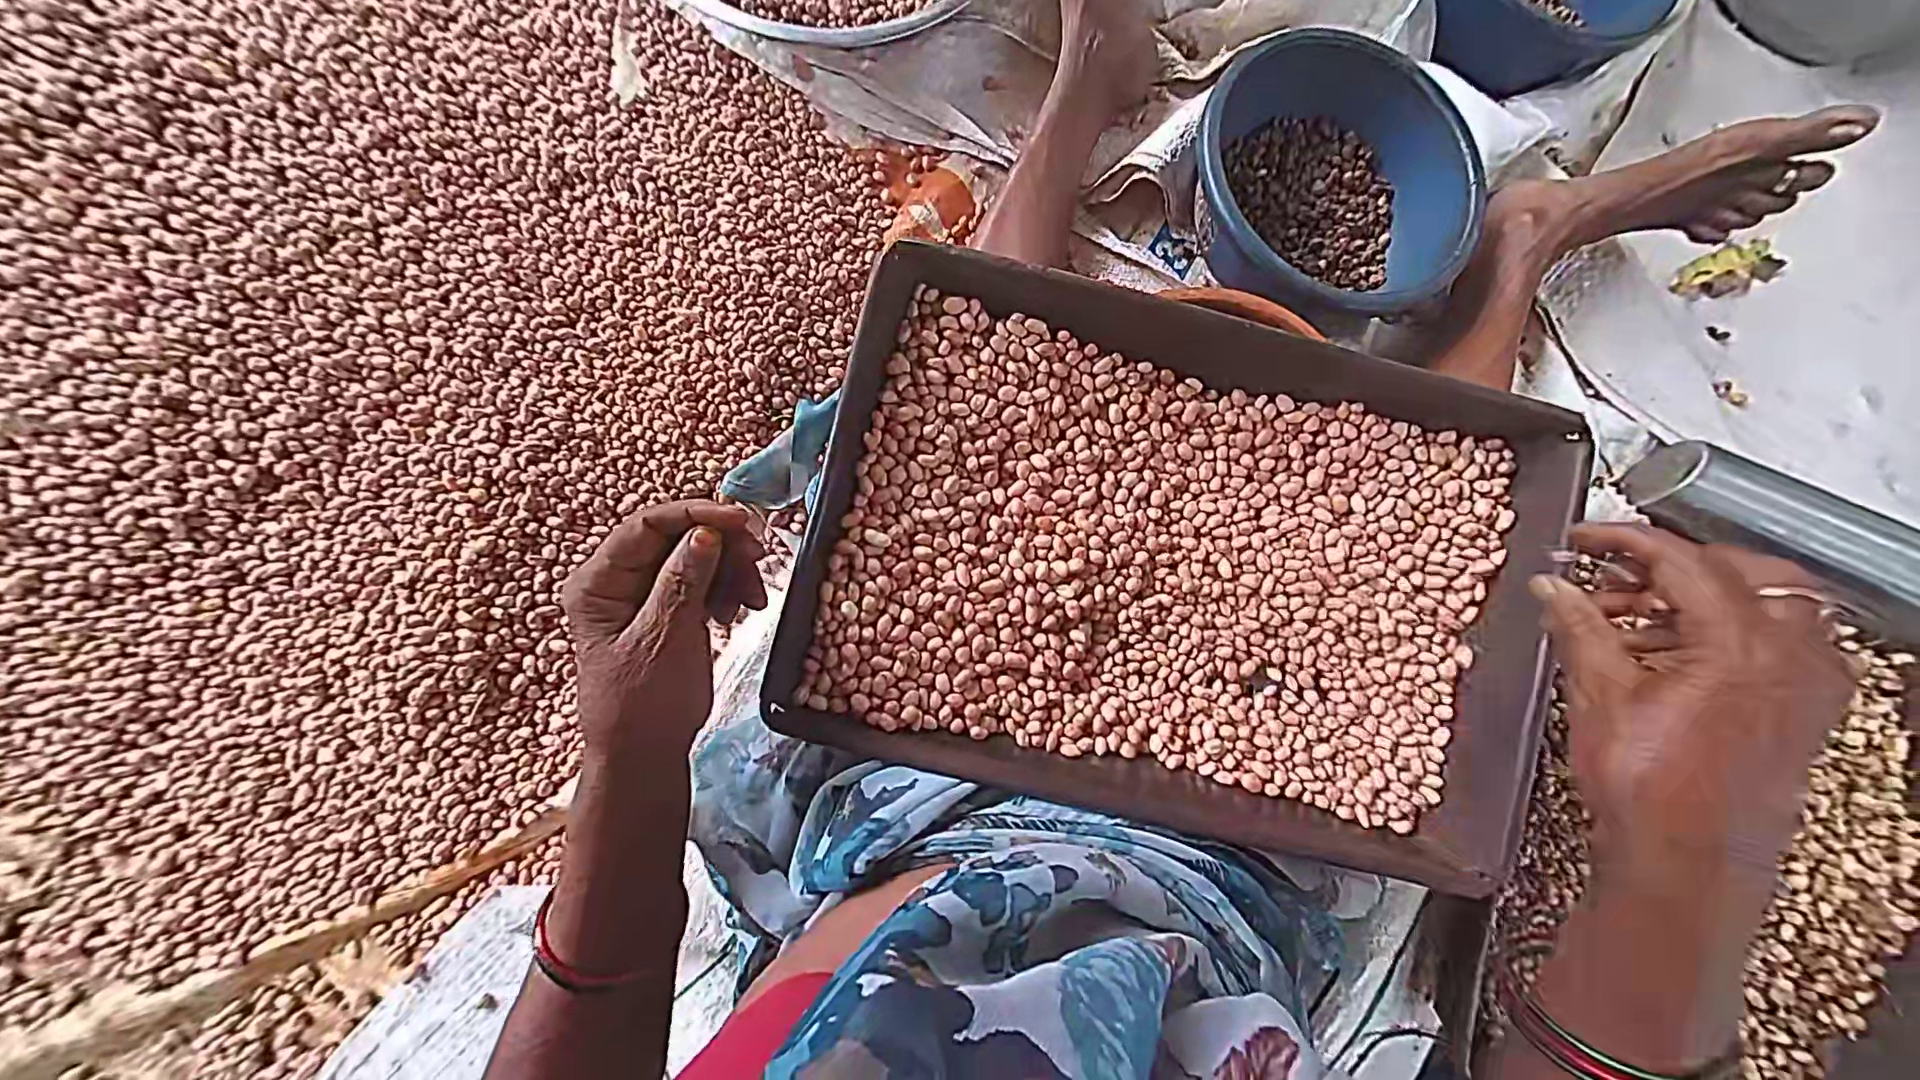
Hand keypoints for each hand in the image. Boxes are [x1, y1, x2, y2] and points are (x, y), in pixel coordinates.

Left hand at [560, 500, 767, 763]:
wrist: (647, 753)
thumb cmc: (643, 703)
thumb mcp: (663, 639)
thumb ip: (683, 583)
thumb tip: (706, 533)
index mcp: (599, 583)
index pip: (646, 525)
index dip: (695, 514)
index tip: (740, 520)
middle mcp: (621, 580)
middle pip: (677, 537)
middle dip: (722, 545)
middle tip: (758, 559)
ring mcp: (648, 593)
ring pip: (699, 556)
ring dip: (732, 569)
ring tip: (753, 598)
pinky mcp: (673, 607)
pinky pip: (707, 579)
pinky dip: (730, 587)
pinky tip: (740, 609)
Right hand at [1529, 524, 1852, 886]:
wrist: (1687, 856)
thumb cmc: (1648, 785)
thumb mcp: (1598, 692)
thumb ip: (1579, 626)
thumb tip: (1551, 586)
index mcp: (1745, 650)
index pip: (1687, 562)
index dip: (1625, 540)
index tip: (1582, 537)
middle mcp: (1795, 660)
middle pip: (1743, 572)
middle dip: (1667, 564)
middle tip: (1604, 571)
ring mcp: (1805, 685)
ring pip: (1758, 604)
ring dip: (1684, 597)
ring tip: (1614, 614)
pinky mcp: (1796, 707)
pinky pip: (1764, 640)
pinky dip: (1705, 628)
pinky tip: (1646, 647)